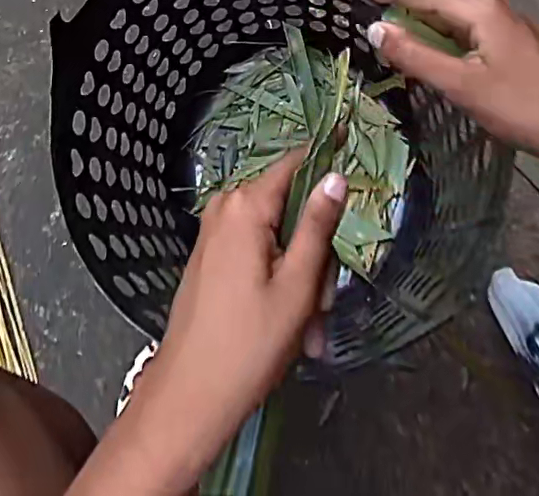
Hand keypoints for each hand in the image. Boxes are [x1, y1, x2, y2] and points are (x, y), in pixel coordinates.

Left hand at [112, 153, 345, 486]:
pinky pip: (257, 252)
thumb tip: (335, 175)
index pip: (293, 163)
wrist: (189, 393)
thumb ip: (318, 226)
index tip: (349, 145)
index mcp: (245, 206)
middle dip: (314, 252)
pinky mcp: (211, 253)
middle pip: (289, 208)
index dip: (324, 156)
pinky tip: (287, 325)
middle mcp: (225, 207)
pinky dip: (278, 281)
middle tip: (322, 304)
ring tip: (307, 330)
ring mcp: (214, 230)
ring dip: (299, 276)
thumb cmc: (249, 342)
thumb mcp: (297, 285)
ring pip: (277, 235)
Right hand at [341, 0, 538, 179]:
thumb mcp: (463, 85)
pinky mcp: (501, 44)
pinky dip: (429, 38)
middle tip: (349, 10)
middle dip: (387, 2)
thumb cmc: (527, 109)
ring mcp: (496, 25)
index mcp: (475, 7)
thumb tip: (375, 29)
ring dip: (407, 22)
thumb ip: (415, 56)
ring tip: (372, 30)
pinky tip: (416, 52)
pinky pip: (454, 33)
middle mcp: (484, 6)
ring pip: (440, 17)